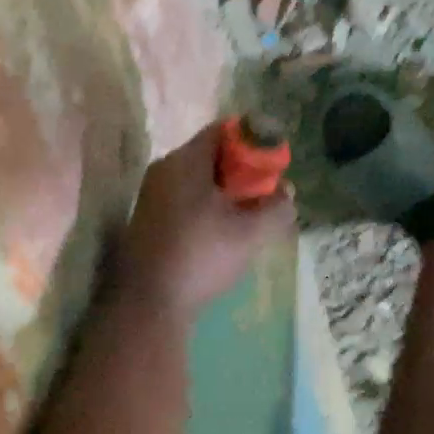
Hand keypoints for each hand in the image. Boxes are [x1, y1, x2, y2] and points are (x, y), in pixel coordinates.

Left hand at [111, 122, 295, 320]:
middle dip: (242, 171)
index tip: (273, 165)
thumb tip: (286, 192)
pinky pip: (184, 199)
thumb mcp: (251, 232)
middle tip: (264, 194)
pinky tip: (220, 235)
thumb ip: (276, 207)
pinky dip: (206, 208)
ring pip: (198, 180)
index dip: (254, 141)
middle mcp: (164, 169)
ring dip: (225, 193)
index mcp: (185, 160)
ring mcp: (151, 194)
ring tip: (246, 219)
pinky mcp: (147, 218)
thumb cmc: (202, 255)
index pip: (224, 130)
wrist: (150, 302)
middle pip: (211, 155)